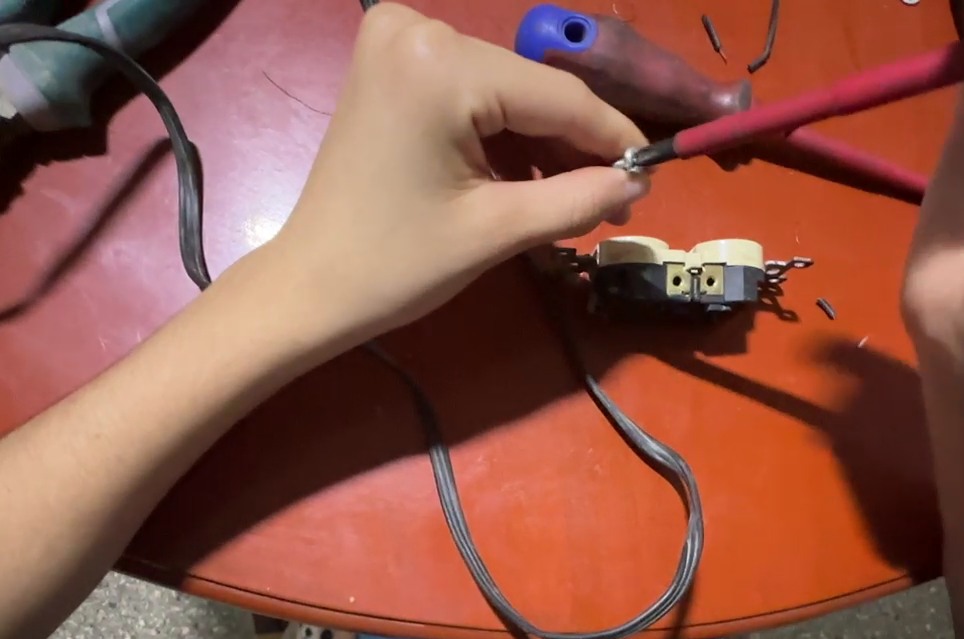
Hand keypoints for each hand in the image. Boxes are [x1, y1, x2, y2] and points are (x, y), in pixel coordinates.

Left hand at [259, 3, 648, 347]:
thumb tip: (636, 182)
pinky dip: (502, 138)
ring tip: (571, 202)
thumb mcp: (496, 231)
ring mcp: (398, 40)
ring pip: (505, 94)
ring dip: (541, 146)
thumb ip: (576, 199)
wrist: (314, 286)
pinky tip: (524, 181)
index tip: (649, 176)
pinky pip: (472, 96)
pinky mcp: (391, 66)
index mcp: (441, 64)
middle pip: (530, 91)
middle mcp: (419, 27)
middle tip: (609, 202)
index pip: (556, 97)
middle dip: (572, 148)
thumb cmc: (398, 266)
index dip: (611, 139)